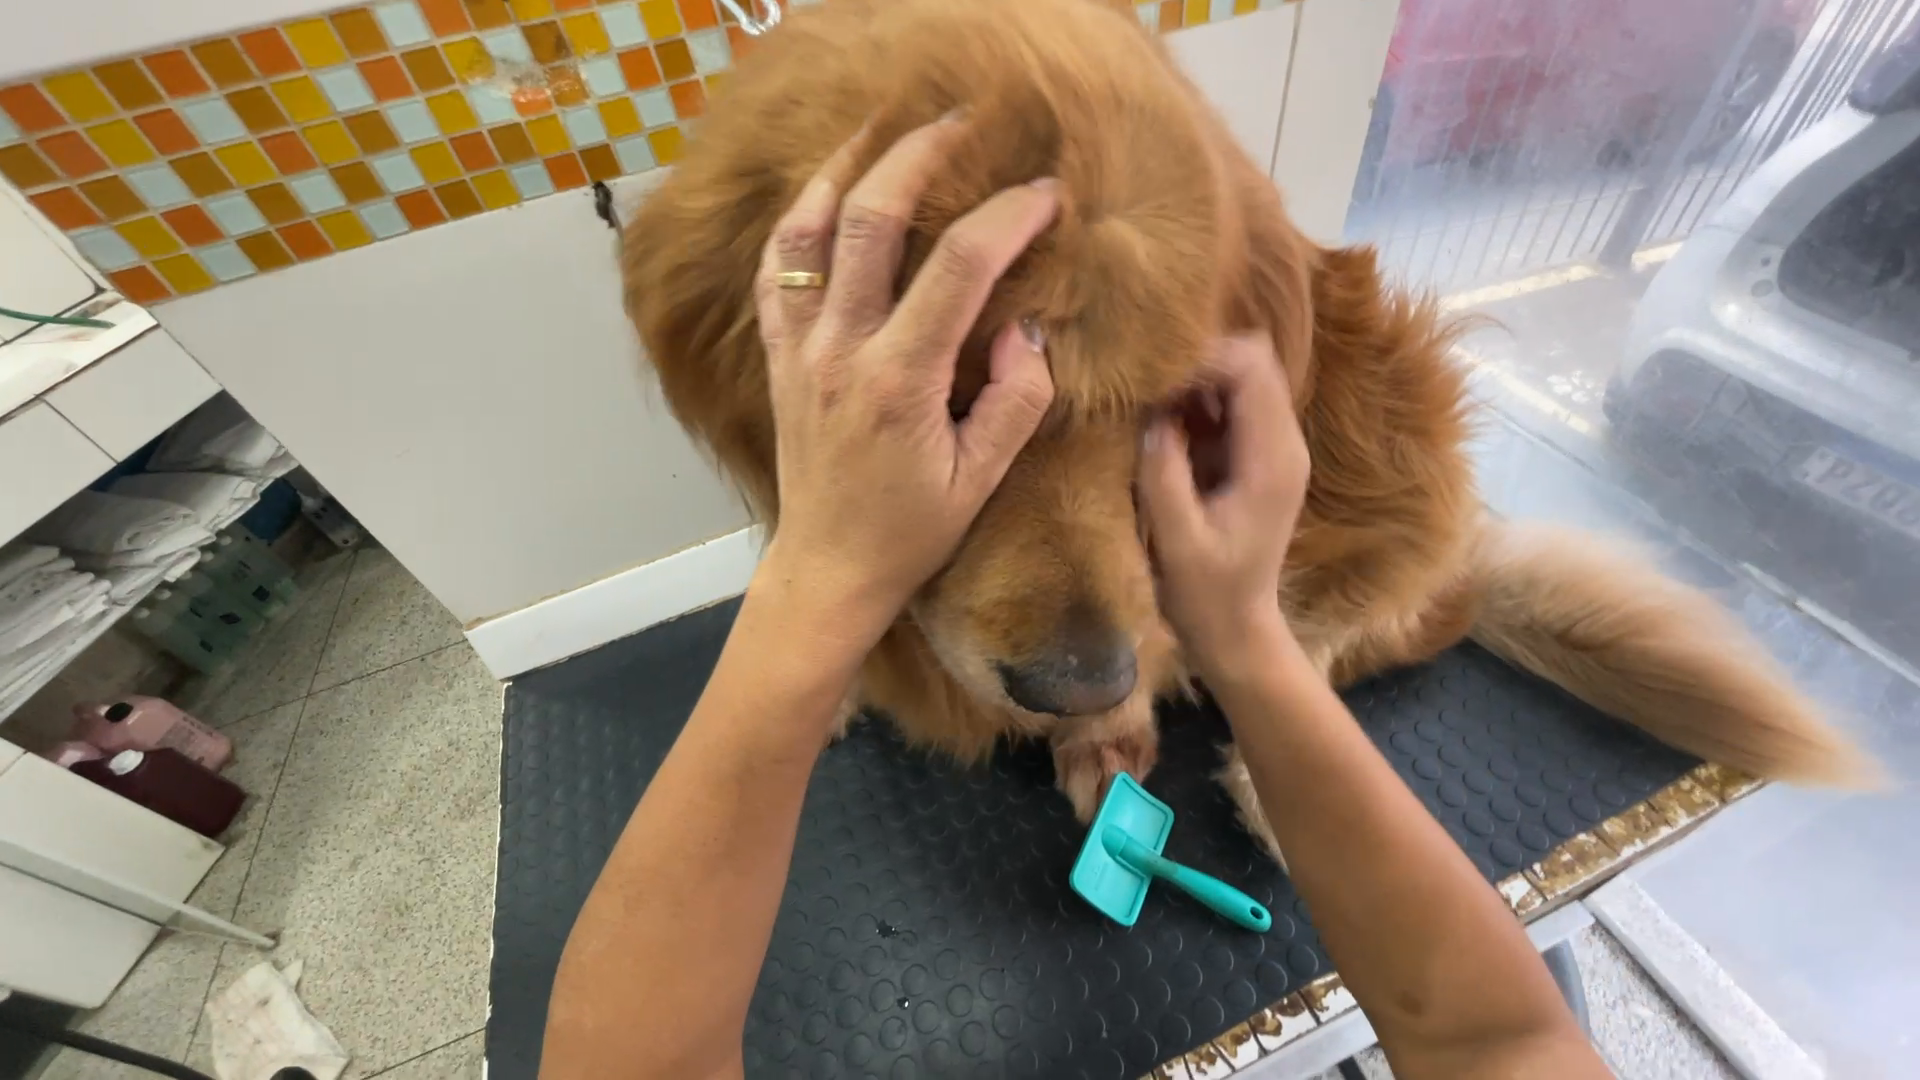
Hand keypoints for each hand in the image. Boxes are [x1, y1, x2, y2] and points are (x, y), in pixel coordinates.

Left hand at [750, 116, 1059, 646]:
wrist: (828, 566)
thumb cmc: (908, 531)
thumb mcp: (979, 480)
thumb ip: (1015, 402)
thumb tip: (1026, 332)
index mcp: (900, 380)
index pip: (960, 268)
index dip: (1009, 217)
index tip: (1046, 195)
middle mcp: (841, 349)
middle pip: (871, 219)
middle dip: (920, 156)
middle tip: (962, 122)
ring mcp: (799, 349)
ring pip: (808, 231)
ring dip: (845, 169)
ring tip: (882, 131)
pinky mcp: (779, 359)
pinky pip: (774, 273)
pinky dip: (795, 224)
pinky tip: (820, 198)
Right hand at [1137, 334, 1309, 679]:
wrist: (1234, 626)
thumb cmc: (1206, 593)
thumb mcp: (1177, 542)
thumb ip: (1164, 478)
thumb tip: (1151, 417)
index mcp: (1273, 459)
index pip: (1251, 369)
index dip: (1201, 360)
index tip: (1151, 383)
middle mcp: (1283, 442)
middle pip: (1251, 361)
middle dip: (1196, 364)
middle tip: (1146, 392)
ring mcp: (1269, 447)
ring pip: (1238, 377)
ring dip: (1191, 383)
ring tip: (1147, 408)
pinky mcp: (1250, 455)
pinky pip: (1225, 405)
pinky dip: (1192, 404)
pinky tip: (1160, 427)